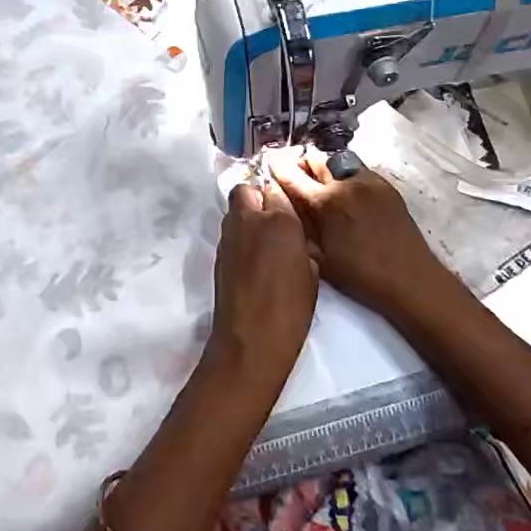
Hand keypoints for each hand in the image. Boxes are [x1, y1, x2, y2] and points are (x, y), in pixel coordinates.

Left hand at [210, 179, 319, 379]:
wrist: (251, 341)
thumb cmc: (291, 309)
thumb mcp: (312, 273)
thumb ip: (303, 244)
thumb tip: (297, 238)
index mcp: (279, 221)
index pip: (277, 189)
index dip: (284, 199)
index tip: (292, 211)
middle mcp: (249, 221)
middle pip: (246, 191)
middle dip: (258, 198)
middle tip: (275, 220)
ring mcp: (228, 237)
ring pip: (234, 210)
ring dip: (247, 216)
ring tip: (265, 240)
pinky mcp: (218, 255)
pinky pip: (230, 233)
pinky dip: (240, 237)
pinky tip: (254, 258)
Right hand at [269, 150, 463, 321]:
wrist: (409, 277)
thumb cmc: (359, 275)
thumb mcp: (319, 257)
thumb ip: (300, 227)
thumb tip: (284, 208)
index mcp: (325, 203)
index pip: (293, 176)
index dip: (278, 168)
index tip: (269, 162)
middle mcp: (345, 184)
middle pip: (316, 159)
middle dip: (302, 163)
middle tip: (295, 173)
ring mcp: (369, 182)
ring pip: (338, 161)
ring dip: (325, 167)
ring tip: (321, 181)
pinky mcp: (386, 186)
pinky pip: (359, 170)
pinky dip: (346, 175)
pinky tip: (347, 192)